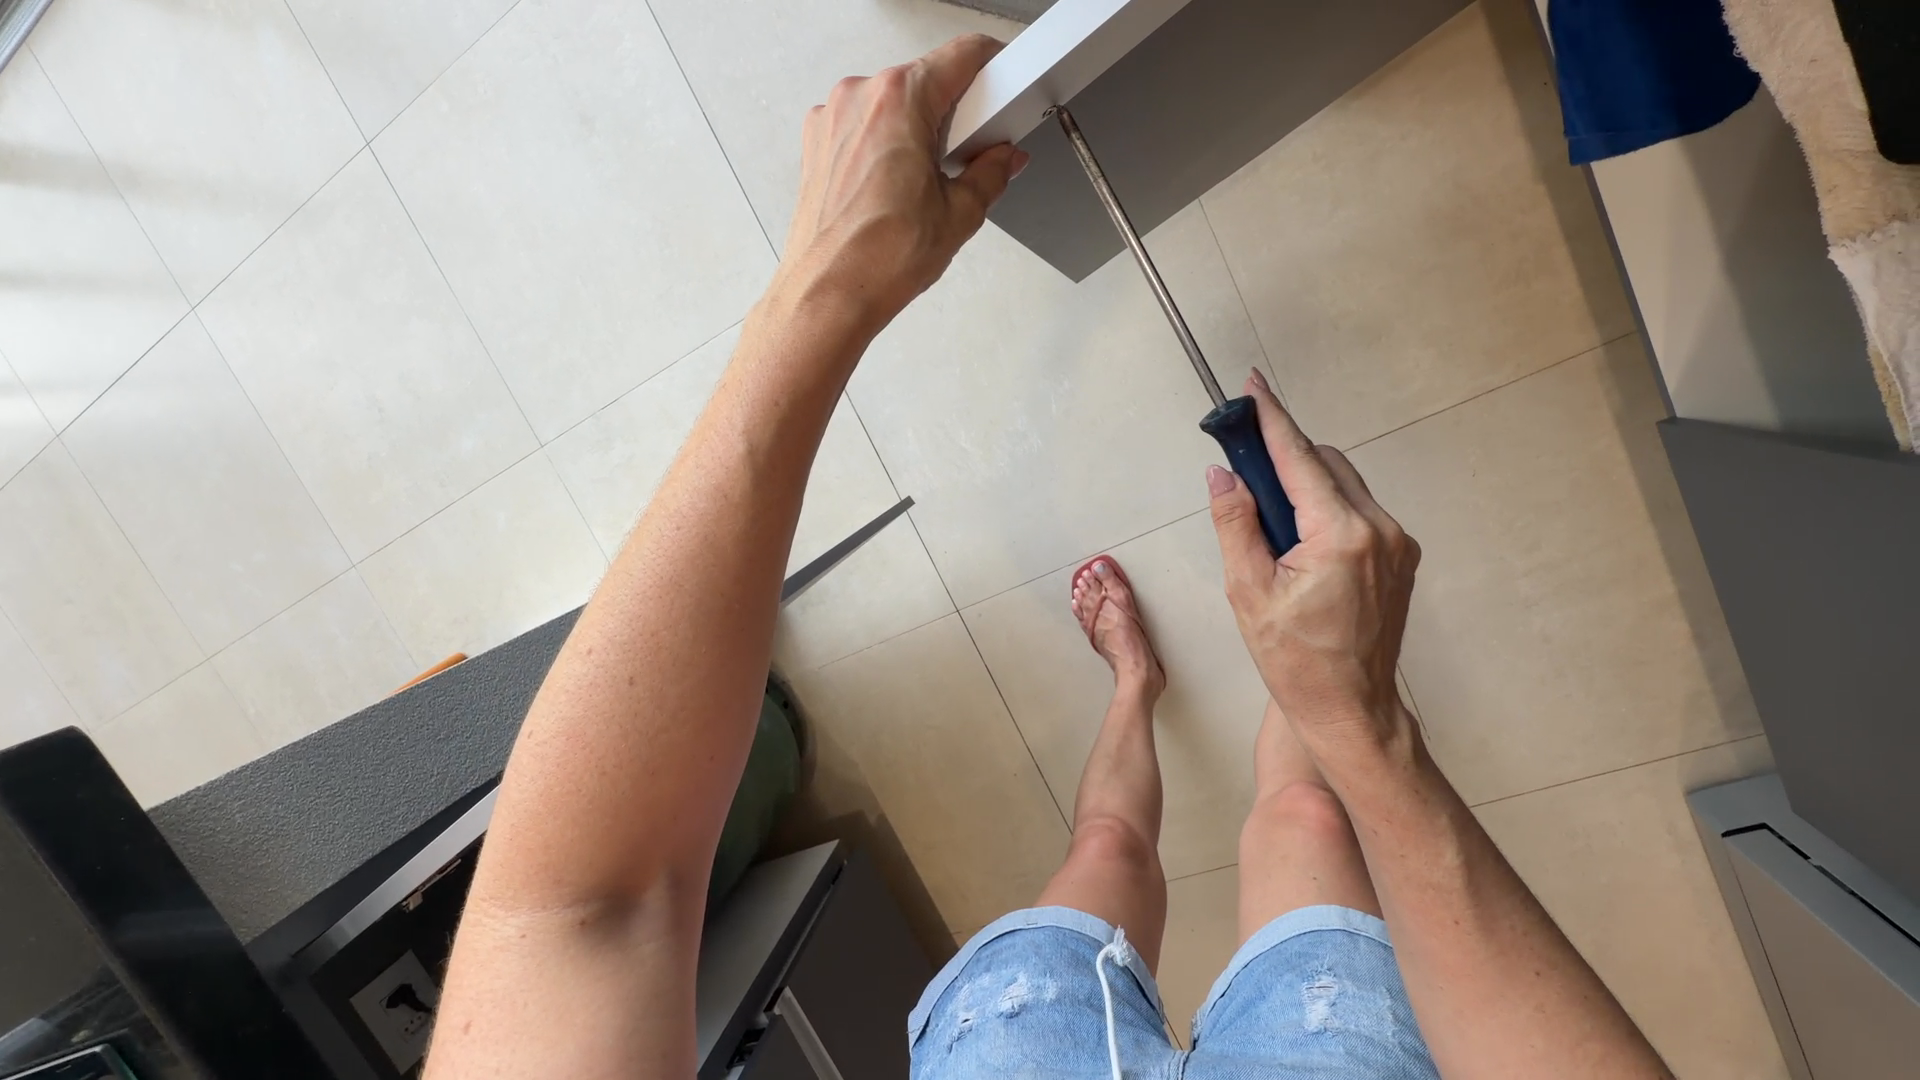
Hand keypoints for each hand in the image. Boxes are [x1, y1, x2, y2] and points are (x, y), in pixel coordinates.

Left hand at [777, 35, 1028, 331]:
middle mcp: (859, 98)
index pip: (962, 55)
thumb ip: (991, 174)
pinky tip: (896, 194)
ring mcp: (833, 120)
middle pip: (925, 82)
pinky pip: (865, 131)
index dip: (995, 69)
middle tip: (970, 159)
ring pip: (893, 108)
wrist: (829, 296)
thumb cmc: (877, 260)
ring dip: (918, 135)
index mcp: (898, 99)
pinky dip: (886, 150)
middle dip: (955, 115)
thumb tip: (1003, 159)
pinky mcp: (818, 145)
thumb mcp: (959, 215)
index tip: (1005, 91)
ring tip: (926, 189)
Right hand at [1207, 369, 1420, 746]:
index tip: (1252, 385)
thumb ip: (1235, 523)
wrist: (1349, 706)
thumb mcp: (1247, 591)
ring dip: (1301, 484)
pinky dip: (1322, 507)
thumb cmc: (1294, 660)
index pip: (1299, 458)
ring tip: (1266, 522)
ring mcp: (1396, 542)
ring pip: (1341, 483)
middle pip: (1324, 463)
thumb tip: (1223, 475)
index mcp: (1341, 536)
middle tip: (1241, 466)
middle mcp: (1380, 529)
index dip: (1271, 418)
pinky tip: (1296, 540)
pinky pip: (1355, 509)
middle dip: (1281, 455)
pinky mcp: (1399, 555)